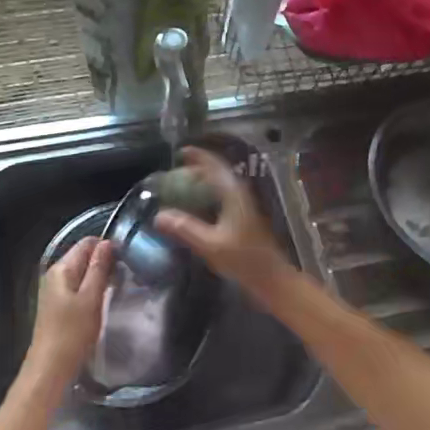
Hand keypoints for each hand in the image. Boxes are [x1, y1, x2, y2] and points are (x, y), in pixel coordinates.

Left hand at [26, 236, 113, 385]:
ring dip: (99, 277)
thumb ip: (99, 268)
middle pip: (83, 257)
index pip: (86, 243)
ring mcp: (55, 291)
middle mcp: (55, 275)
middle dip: (104, 262)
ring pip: (82, 273)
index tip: (125, 257)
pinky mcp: (58, 306)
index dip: (106, 246)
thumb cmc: (72, 332)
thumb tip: (107, 243)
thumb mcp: (90, 298)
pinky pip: (78, 287)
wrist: (50, 369)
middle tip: (125, 274)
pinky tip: (103, 301)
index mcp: (61, 269)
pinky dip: (92, 290)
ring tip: (118, 286)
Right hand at [153, 146, 295, 293]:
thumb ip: (185, 228)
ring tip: (183, 184)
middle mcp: (240, 194)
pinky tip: (197, 206)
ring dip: (204, 181)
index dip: (199, 156)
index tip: (181, 151)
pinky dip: (208, 194)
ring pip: (221, 184)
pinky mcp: (243, 217)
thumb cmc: (243, 259)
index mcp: (234, 194)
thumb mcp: (210, 245)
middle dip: (198, 168)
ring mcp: (243, 205)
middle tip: (176, 170)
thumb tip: (159, 215)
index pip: (215, 166)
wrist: (271, 277)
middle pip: (218, 172)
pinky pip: (222, 196)